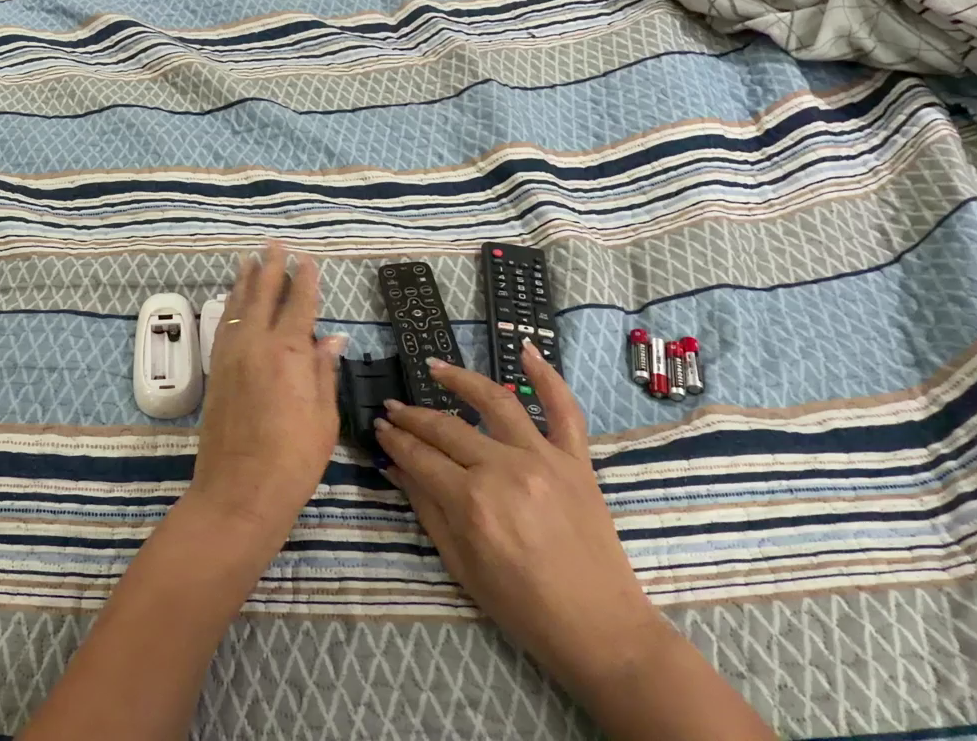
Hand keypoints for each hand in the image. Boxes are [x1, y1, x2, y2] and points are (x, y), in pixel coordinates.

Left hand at [189, 243, 345, 531]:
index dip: (304, 279)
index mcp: (287, 351)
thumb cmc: (293, 459)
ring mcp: (229, 357)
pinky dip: (230, 308)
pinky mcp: (215, 372)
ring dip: (244, 281)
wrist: (239, 490)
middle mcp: (254, 345)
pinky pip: (223, 327)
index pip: (298, 303)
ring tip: (248, 260)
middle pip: (261, 295)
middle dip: (269, 268)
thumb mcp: (324, 416)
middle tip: (273, 245)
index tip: (307, 258)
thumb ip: (323, 371)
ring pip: (236, 307)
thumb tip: (331, 337)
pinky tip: (232, 303)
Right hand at [374, 341, 671, 699]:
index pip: (419, 456)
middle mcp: (504, 470)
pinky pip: (564, 410)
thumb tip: (395, 468)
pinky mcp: (576, 461)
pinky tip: (526, 350)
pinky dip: (547, 377)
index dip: (394, 440)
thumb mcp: (460, 563)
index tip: (377, 427)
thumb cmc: (521, 605)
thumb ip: (426, 509)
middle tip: (391, 407)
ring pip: (496, 403)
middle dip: (413, 416)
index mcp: (471, 501)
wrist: (599, 626)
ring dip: (460, 380)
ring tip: (435, 368)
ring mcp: (544, 459)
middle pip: (447, 428)